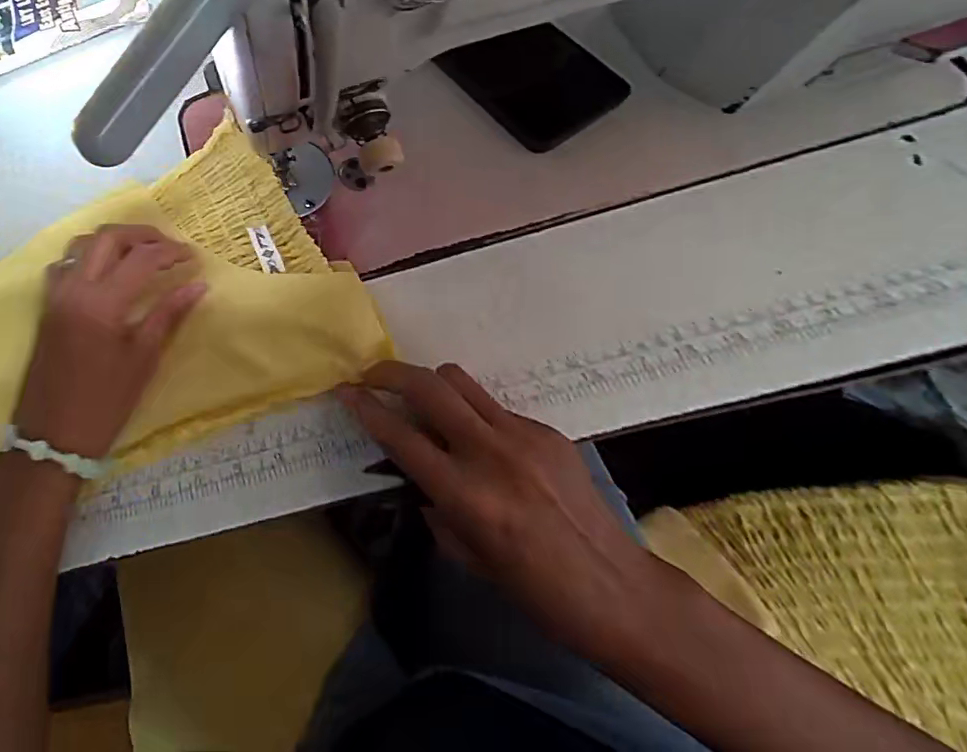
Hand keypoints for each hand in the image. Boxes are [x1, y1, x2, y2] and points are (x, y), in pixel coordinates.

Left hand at [14, 225, 207, 459]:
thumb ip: (168, 315)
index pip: (141, 258)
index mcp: (101, 303)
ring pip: (82, 244)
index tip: (193, 257)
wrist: (51, 437)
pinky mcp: (46, 306)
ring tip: (140, 252)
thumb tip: (198, 285)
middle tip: (169, 246)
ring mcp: (56, 295)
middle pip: (109, 237)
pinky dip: (88, 256)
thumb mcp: (143, 360)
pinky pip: (65, 263)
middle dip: (142, 235)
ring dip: (114, 239)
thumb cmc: (105, 403)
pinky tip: (105, 271)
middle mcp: (74, 289)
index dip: (171, 252)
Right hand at [338, 361, 662, 651]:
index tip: (346, 392)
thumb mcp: (472, 560)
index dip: (366, 409)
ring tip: (423, 402)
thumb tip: (420, 478)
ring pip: (461, 382)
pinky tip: (485, 446)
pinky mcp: (548, 431)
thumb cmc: (538, 592)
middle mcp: (491, 455)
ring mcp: (524, 436)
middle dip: (391, 373)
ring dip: (432, 384)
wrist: (620, 591)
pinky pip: (496, 408)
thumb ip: (438, 511)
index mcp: (467, 497)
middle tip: (373, 377)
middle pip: (429, 387)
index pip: (401, 437)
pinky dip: (475, 416)